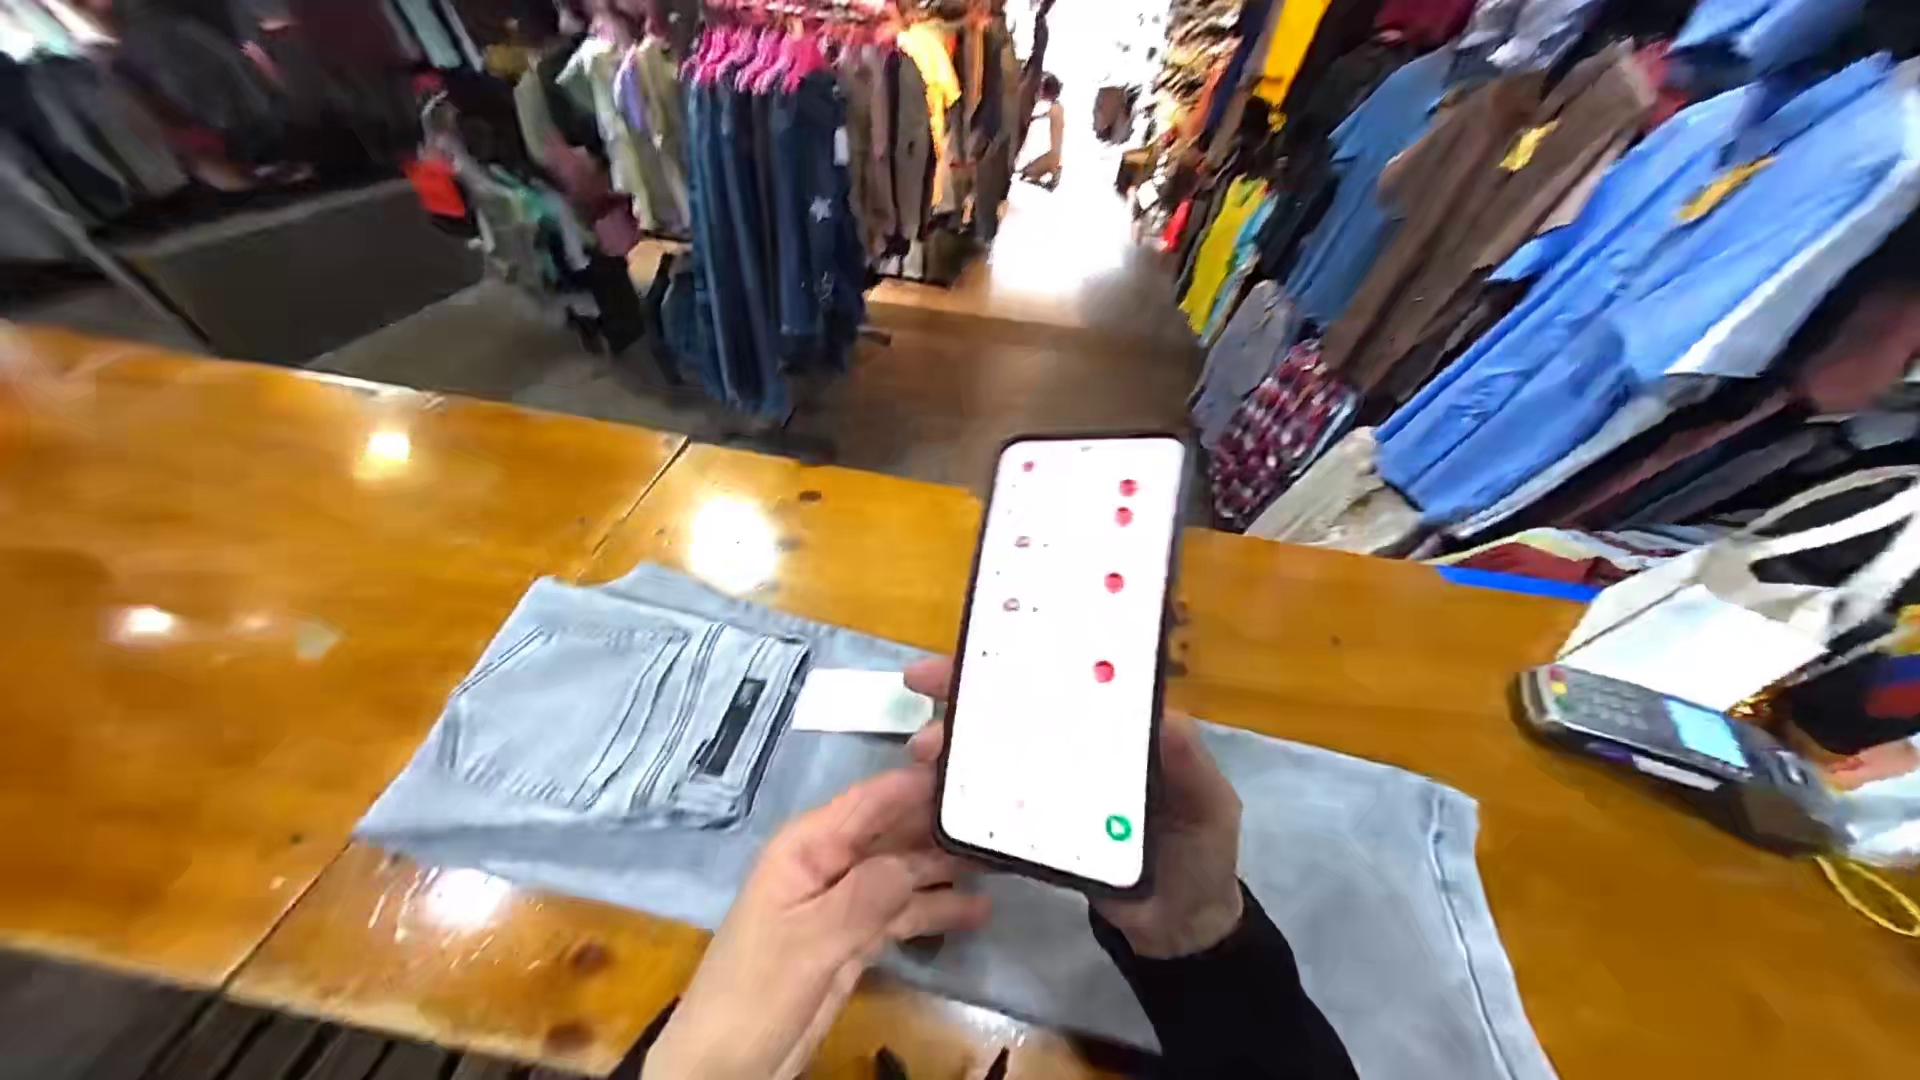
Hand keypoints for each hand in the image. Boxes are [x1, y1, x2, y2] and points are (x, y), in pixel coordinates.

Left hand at [644, 767, 991, 1079]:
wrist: (725, 1068)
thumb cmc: (755, 992)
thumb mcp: (810, 943)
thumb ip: (864, 896)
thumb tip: (916, 859)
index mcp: (811, 845)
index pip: (871, 800)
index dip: (916, 780)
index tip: (966, 766)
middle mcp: (834, 859)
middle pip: (895, 830)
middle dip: (941, 821)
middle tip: (998, 813)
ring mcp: (848, 897)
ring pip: (906, 868)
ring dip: (948, 865)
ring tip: (1000, 857)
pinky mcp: (859, 932)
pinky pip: (905, 910)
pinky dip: (937, 908)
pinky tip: (977, 909)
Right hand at [905, 657, 1244, 958]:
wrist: (1178, 928)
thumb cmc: (1199, 851)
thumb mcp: (1207, 801)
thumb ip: (1187, 761)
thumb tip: (1159, 715)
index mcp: (1112, 722)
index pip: (1062, 676)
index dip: (1023, 655)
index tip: (975, 644)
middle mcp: (1074, 740)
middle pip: (1016, 703)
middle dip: (966, 687)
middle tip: (922, 682)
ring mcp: (1049, 781)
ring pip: (994, 747)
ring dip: (954, 741)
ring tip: (923, 751)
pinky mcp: (1032, 823)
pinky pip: (992, 801)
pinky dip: (961, 795)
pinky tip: (934, 796)